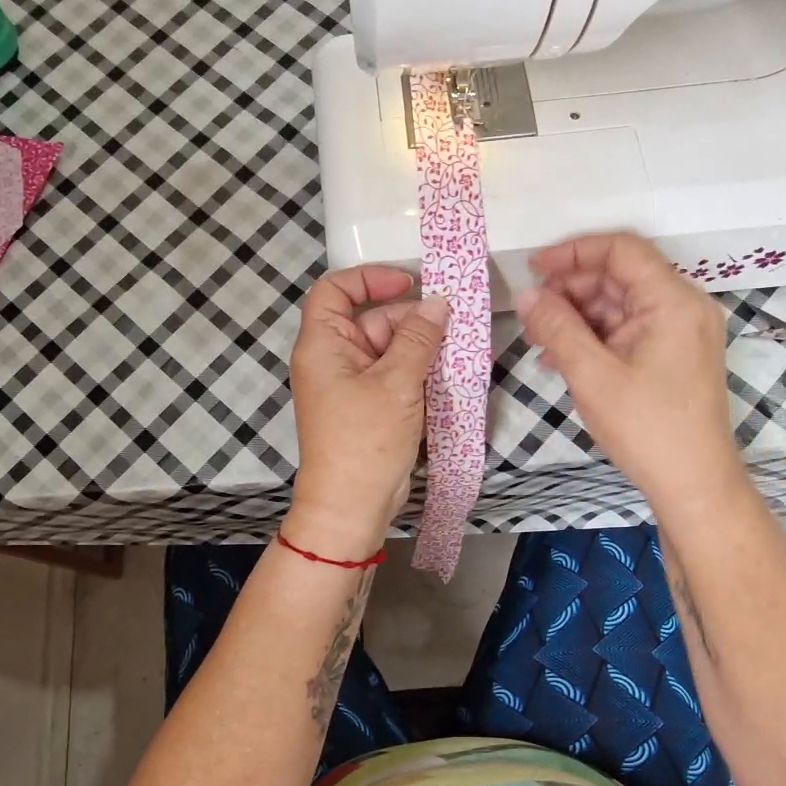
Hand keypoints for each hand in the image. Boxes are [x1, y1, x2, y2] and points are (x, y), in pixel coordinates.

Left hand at [286, 266, 449, 558]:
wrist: (351, 506)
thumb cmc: (365, 440)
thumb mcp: (397, 383)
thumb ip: (419, 339)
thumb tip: (438, 303)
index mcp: (323, 344)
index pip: (335, 290)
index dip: (370, 279)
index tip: (409, 283)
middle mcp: (332, 359)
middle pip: (371, 320)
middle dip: (412, 320)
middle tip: (454, 325)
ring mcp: (351, 384)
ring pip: (388, 349)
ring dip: (422, 348)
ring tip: (462, 349)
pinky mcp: (369, 407)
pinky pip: (394, 376)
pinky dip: (419, 372)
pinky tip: (452, 373)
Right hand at [518, 233, 739, 497]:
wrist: (692, 483)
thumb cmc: (646, 427)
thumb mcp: (592, 374)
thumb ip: (557, 328)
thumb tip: (527, 295)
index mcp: (673, 301)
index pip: (621, 250)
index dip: (574, 252)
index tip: (533, 268)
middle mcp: (682, 307)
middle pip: (619, 276)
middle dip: (570, 288)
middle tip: (530, 311)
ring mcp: (680, 332)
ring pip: (619, 304)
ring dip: (576, 315)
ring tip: (537, 337)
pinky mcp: (672, 355)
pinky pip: (626, 330)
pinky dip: (593, 336)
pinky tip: (559, 357)